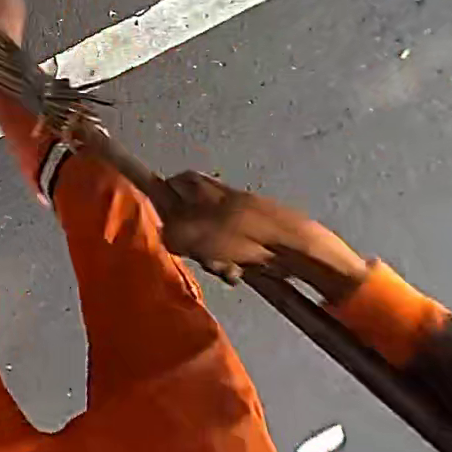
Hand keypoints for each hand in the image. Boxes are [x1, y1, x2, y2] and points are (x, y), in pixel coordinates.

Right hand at [157, 173, 369, 302]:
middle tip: (202, 255)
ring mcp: (229, 212)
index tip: (172, 235)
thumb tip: (165, 237)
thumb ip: (166, 233)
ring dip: (212, 258)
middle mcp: (208, 192)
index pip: (161, 195)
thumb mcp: (187, 233)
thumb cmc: (235, 232)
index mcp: (191, 182)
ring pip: (205, 240)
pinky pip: (226, 249)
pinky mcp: (246, 232)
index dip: (165, 219)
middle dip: (192, 245)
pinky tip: (239, 270)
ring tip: (225, 266)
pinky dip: (230, 262)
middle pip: (183, 222)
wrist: (290, 245)